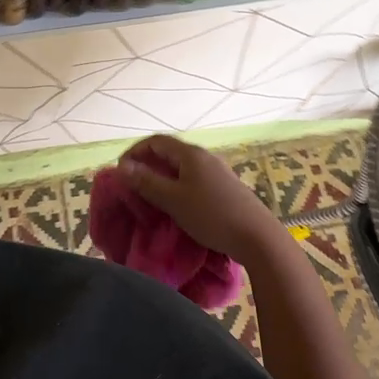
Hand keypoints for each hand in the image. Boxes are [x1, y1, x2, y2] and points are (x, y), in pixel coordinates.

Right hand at [118, 135, 287, 263]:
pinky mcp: (225, 188)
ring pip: (182, 168)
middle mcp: (204, 157)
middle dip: (148, 165)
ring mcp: (217, 172)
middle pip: (169, 153)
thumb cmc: (212, 215)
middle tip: (133, 185)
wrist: (258, 238)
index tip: (121, 171)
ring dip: (163, 177)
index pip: (156, 141)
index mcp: (190, 154)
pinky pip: (194, 179)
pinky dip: (178, 186)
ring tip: (152, 197)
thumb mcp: (173, 200)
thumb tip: (122, 167)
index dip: (135, 152)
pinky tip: (178, 205)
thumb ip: (146, 182)